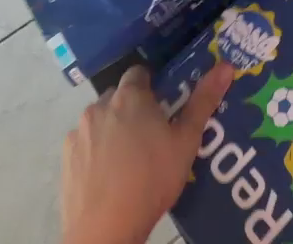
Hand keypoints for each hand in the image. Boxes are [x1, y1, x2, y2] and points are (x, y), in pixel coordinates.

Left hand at [60, 62, 234, 243]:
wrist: (106, 231)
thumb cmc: (152, 179)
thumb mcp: (186, 141)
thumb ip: (204, 101)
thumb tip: (226, 66)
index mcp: (130, 96)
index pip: (139, 73)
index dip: (153, 85)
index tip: (166, 104)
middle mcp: (99, 107)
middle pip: (119, 96)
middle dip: (134, 107)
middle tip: (154, 132)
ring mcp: (78, 133)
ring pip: (101, 120)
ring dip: (114, 127)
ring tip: (132, 157)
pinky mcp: (66, 159)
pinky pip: (86, 143)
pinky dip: (97, 150)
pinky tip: (110, 174)